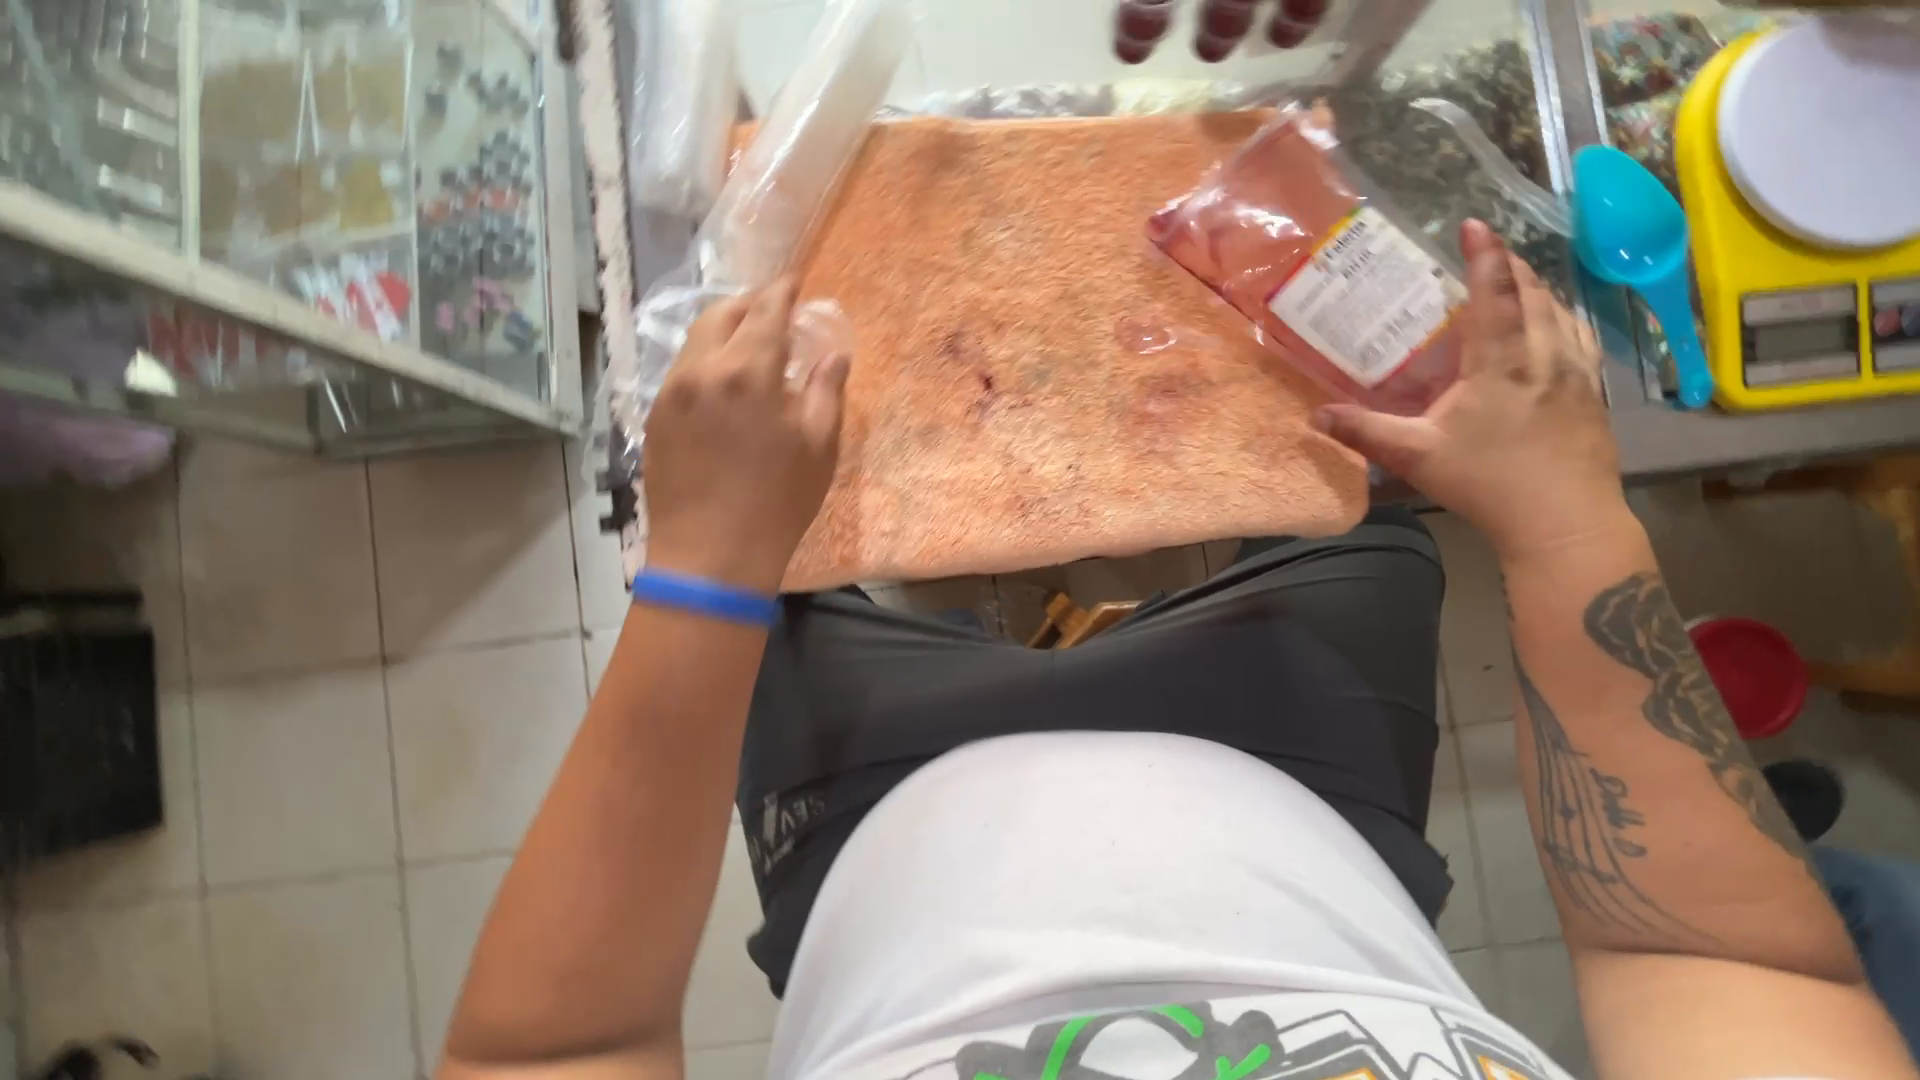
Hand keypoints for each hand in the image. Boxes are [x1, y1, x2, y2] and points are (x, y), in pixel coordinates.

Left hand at [643, 279, 850, 592]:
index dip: (783, 290)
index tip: (795, 281)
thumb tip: (833, 353)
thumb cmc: (777, 501)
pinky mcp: (655, 418)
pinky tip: (723, 389)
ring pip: (696, 341)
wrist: (710, 555)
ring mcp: (671, 393)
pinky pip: (681, 372)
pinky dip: (706, 364)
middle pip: (722, 313)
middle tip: (774, 314)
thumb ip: (826, 389)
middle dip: (750, 304)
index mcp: (747, 371)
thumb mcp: (819, 446)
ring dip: (725, 333)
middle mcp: (701, 369)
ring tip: (749, 351)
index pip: (766, 309)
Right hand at [1313, 220, 1633, 560]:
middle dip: (1511, 265)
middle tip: (1488, 251)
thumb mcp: (1415, 456)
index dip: (1485, 255)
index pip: (1495, 294)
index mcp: (1501, 363)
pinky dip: (1561, 318)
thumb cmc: (1486, 482)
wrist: (1562, 519)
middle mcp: (1545, 355)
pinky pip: (1579, 337)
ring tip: (1517, 281)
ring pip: (1561, 311)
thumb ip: (1364, 431)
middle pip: (1534, 293)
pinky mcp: (1592, 392)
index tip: (1474, 224)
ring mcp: (1576, 372)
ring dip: (1538, 288)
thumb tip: (1315, 417)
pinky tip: (1554, 326)